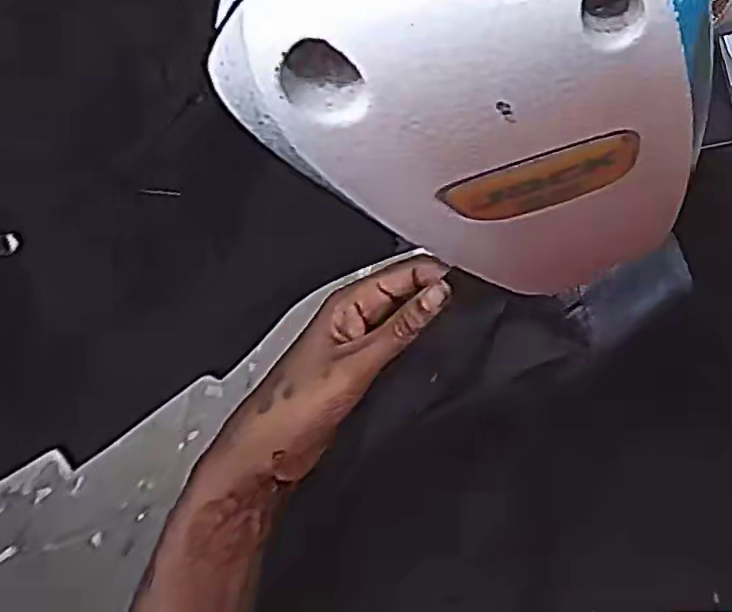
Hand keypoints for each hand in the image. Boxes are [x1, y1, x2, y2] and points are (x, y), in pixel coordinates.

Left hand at [196, 256, 451, 488]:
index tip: (468, 287)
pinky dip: (422, 341)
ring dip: (432, 319)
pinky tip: (436, 349)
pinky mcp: (369, 363)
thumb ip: (403, 326)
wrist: (262, 460)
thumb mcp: (356, 364)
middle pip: (412, 289)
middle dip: (440, 294)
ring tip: (457, 326)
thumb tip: (440, 292)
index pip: (408, 270)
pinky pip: (405, 340)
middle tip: (469, 306)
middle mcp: (357, 314)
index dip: (440, 274)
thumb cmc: (288, 410)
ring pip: (411, 315)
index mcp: (349, 301)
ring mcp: (364, 339)